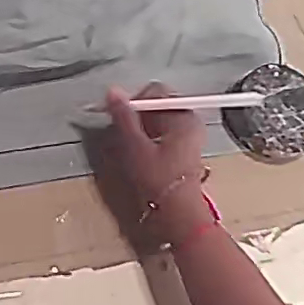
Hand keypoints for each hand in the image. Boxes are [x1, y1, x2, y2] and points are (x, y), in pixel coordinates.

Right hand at [104, 83, 209, 230]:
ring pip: (157, 121)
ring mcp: (189, 136)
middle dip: (136, 116)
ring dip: (140, 129)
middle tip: (121, 134)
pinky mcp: (184, 150)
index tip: (115, 117)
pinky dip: (148, 139)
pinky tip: (139, 154)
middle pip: (156, 106)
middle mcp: (190, 121)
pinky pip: (162, 134)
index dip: (132, 101)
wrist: (178, 213)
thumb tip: (112, 92)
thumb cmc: (158, 179)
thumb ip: (124, 117)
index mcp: (183, 115)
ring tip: (129, 146)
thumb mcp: (135, 146)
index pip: (155, 92)